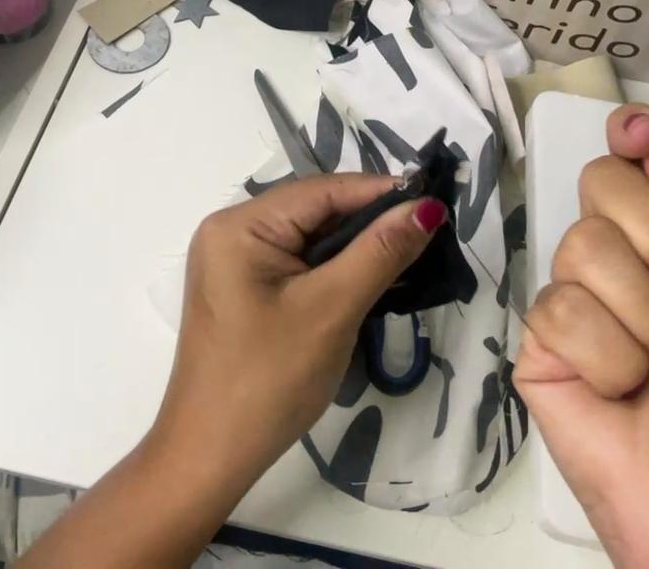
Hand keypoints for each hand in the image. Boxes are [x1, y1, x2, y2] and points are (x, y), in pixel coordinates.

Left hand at [18, 175, 443, 568]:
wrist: (211, 456)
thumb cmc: (268, 380)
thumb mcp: (331, 309)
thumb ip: (380, 252)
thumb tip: (428, 206)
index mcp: (240, 224)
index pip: (323, 191)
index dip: (381, 192)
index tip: (437, 201)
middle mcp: (232, 231)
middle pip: (315, 210)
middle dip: (371, 221)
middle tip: (430, 232)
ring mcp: (235, 261)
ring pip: (310, 237)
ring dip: (357, 246)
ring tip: (411, 254)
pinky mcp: (244, 289)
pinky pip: (299, 262)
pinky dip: (335, 268)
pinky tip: (372, 277)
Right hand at [517, 104, 648, 568]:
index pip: (641, 170)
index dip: (633, 140)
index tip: (633, 130)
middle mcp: (629, 268)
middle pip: (601, 186)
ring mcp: (581, 307)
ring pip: (580, 247)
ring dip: (644, 313)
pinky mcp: (541, 350)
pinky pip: (557, 309)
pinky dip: (609, 355)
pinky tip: (628, 394)